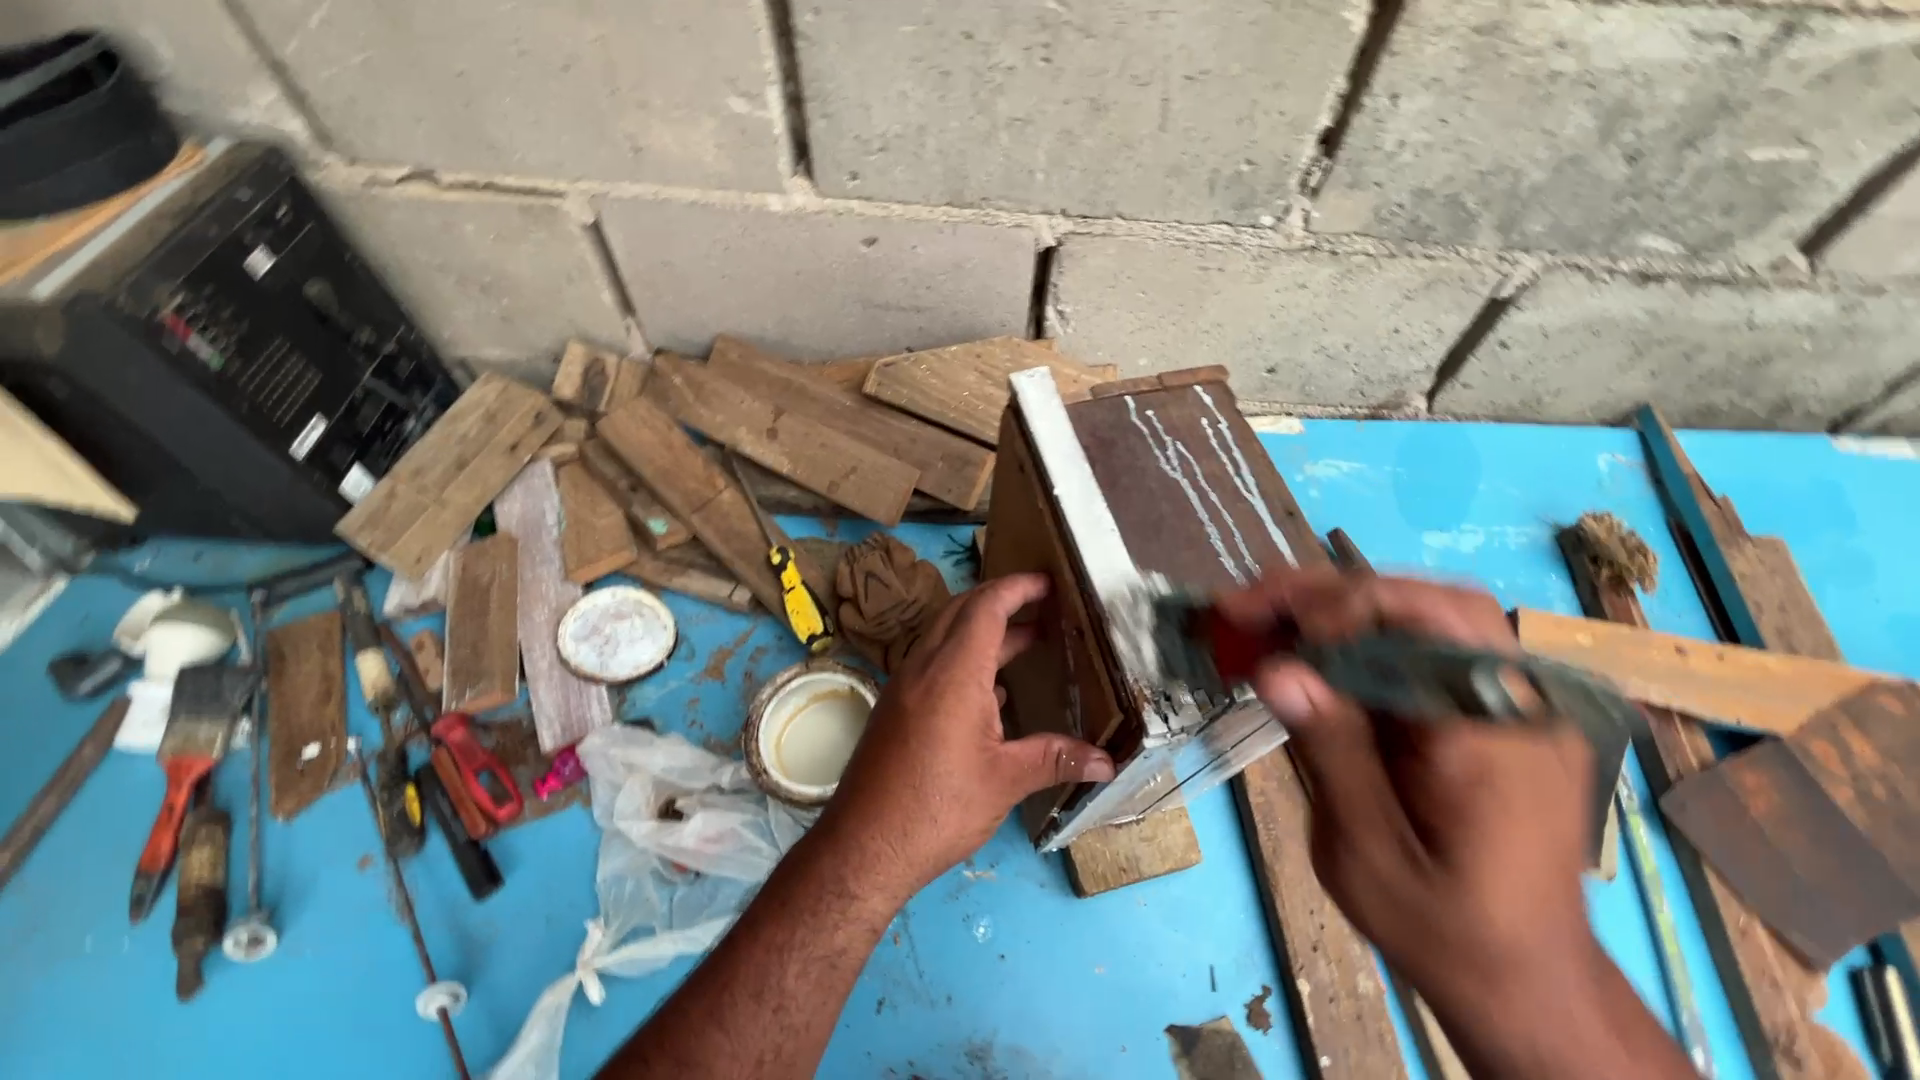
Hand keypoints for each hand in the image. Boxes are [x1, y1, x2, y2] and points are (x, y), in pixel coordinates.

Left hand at [819, 573, 1115, 897]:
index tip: (1047, 581)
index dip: (1017, 587)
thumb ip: (1055, 759)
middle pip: (961, 611)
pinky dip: (963, 660)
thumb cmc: (937, 808)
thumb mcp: (1004, 781)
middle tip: (1042, 605)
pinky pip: (932, 664)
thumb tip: (1107, 763)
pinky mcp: (894, 708)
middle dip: (1001, 601)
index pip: (986, 607)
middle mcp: (923, 667)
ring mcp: (903, 687)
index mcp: (954, 673)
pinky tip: (991, 692)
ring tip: (1026, 642)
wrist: (863, 845)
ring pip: (944, 637)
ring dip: (982, 631)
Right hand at [1215, 569, 1596, 1010]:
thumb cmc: (1442, 929)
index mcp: (1497, 737)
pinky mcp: (1502, 712)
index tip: (1252, 619)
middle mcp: (1526, 703)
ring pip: (1432, 615)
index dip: (1332, 604)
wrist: (1527, 978)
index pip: (1423, 622)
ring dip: (1345, 611)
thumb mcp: (1366, 854)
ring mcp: (1522, 704)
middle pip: (1429, 601)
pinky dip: (1368, 640)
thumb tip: (1277, 669)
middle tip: (1249, 609)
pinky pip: (1434, 649)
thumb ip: (1331, 753)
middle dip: (1330, 594)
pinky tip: (1315, 658)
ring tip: (1269, 626)